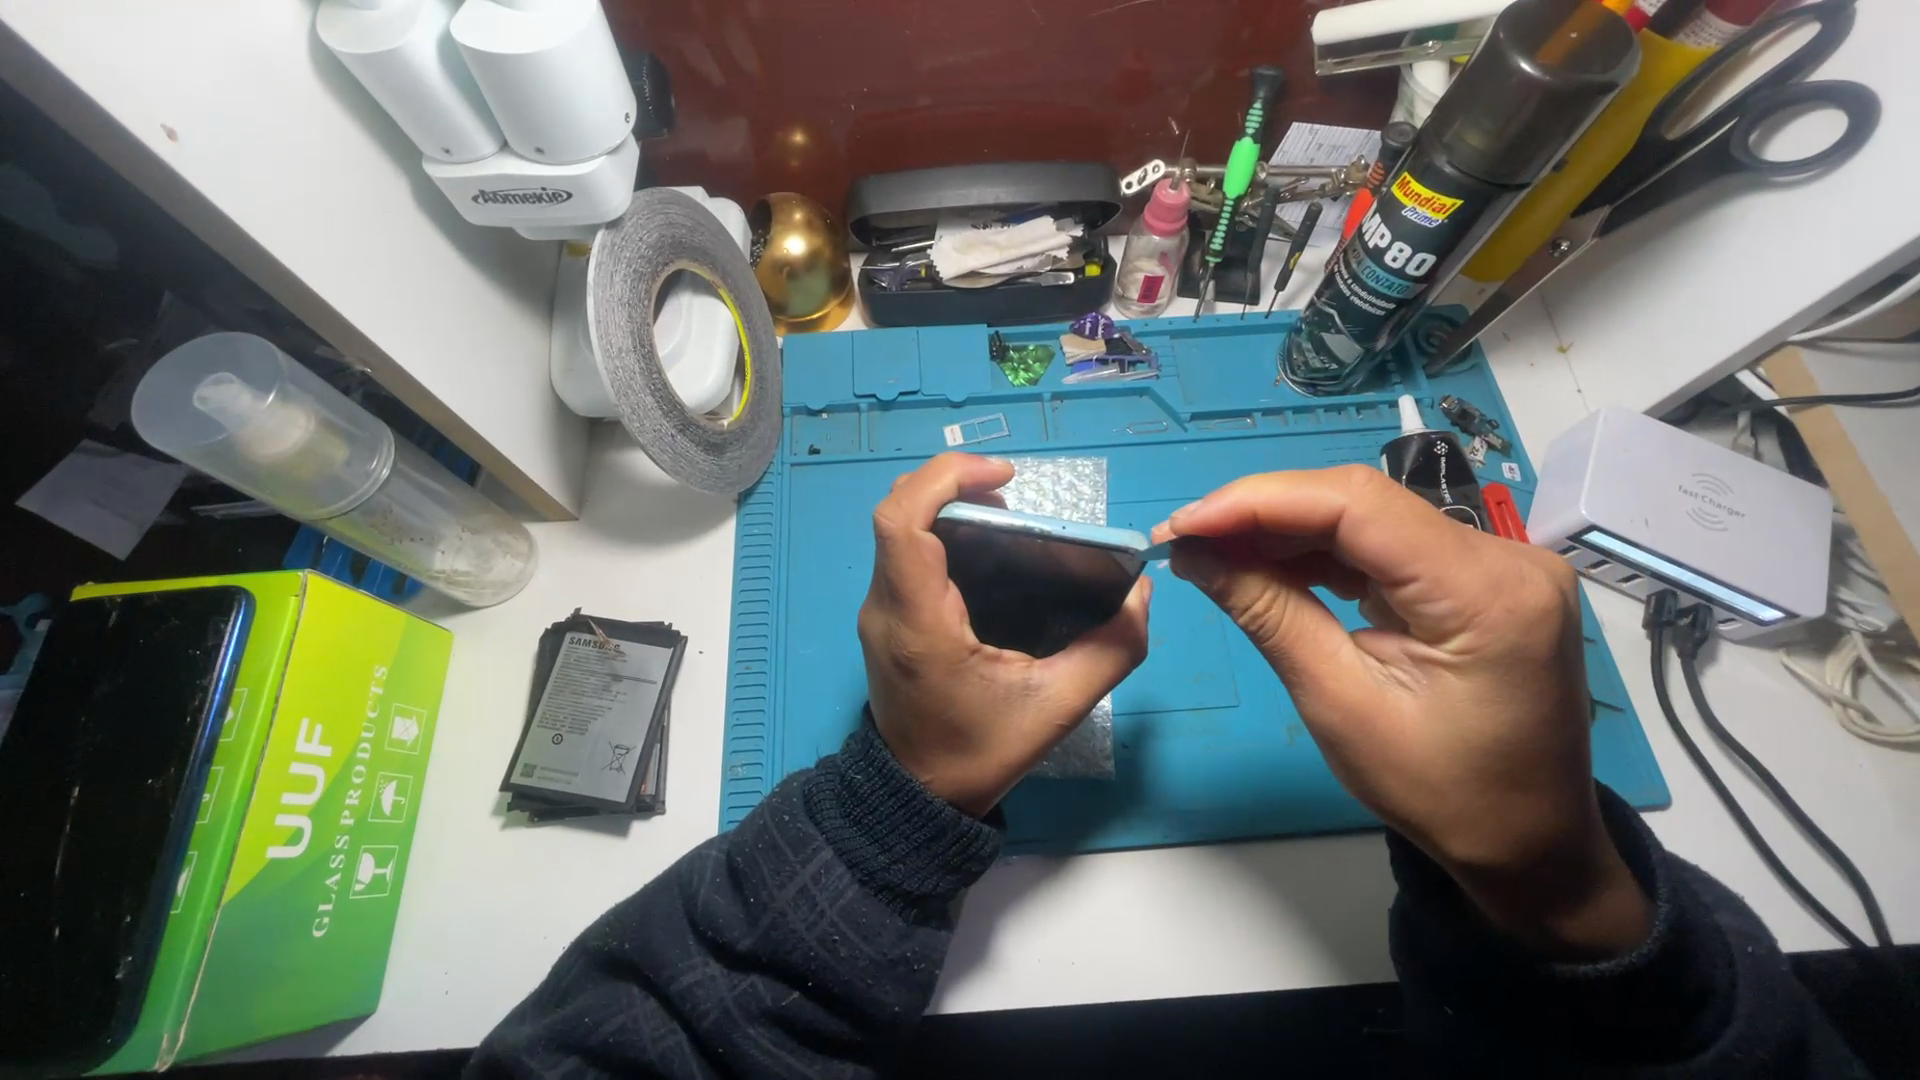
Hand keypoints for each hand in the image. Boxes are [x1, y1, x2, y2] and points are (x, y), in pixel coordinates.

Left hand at [860, 453, 1151, 816]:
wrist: (918, 797)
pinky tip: (984, 551)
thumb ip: (1110, 650)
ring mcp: (878, 612)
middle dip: (952, 484)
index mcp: (919, 621)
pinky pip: (902, 554)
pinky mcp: (885, 619)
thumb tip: (1140, 595)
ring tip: (1004, 516)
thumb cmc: (979, 753)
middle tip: (1011, 494)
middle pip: (897, 512)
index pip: (902, 521)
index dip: (946, 478)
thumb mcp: (1057, 708)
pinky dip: (937, 531)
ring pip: (897, 530)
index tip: (1004, 475)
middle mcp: (886, 607)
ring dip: (943, 504)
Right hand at [1152, 466, 1648, 958]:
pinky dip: (1312, 554)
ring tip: (1209, 554)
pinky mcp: (1471, 577)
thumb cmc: (1438, 791)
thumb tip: (1193, 556)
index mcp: (1484, 592)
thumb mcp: (1339, 703)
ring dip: (1279, 533)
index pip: (1356, 505)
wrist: (1527, 842)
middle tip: (1183, 540)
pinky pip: (1377, 546)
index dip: (1258, 502)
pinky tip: (1261, 566)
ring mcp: (1491, 563)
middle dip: (1259, 515)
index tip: (1184, 525)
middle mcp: (1501, 556)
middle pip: (1357, 502)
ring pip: (1362, 519)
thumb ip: (1269, 615)